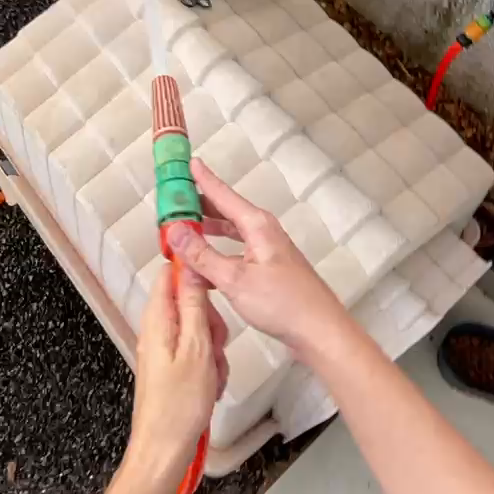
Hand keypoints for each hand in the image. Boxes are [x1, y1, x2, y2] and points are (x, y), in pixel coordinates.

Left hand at [123, 260, 226, 490]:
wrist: (164, 452)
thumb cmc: (179, 405)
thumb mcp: (196, 348)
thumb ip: (195, 305)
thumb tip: (190, 266)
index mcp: (158, 318)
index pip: (169, 273)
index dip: (192, 272)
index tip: (214, 286)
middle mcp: (157, 329)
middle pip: (189, 302)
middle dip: (210, 320)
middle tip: (216, 345)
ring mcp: (164, 349)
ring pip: (197, 329)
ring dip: (213, 348)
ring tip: (214, 373)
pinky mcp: (171, 367)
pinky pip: (196, 352)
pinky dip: (208, 365)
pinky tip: (211, 385)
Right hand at [168, 160, 356, 362]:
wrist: (320, 331)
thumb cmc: (281, 303)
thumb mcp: (234, 279)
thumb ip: (202, 255)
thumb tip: (174, 230)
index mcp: (256, 224)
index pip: (222, 194)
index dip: (203, 178)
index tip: (187, 161)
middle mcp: (262, 230)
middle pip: (225, 209)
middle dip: (200, 204)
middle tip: (174, 200)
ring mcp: (266, 249)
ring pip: (230, 231)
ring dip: (207, 229)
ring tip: (183, 228)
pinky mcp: (267, 268)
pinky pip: (236, 250)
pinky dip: (217, 251)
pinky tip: (202, 263)